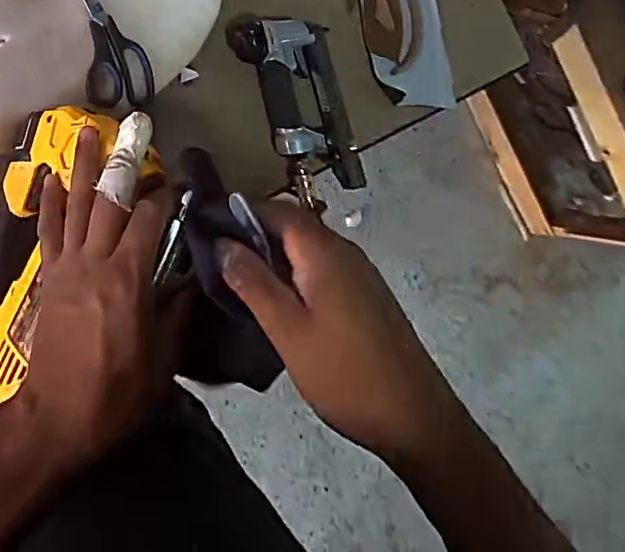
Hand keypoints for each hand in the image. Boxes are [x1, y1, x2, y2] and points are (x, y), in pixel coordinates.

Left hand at [16, 126, 177, 468]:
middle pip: (110, 199)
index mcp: (127, 277)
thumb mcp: (161, 362)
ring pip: (76, 204)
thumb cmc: (112, 394)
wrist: (50, 421)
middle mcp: (95, 260)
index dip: (166, 196)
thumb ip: (176, 315)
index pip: (150, 220)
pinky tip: (49, 177)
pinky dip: (48, 201)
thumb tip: (189, 282)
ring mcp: (67, 265)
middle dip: (124, 161)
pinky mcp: (48, 277)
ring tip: (85, 132)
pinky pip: (47, 230)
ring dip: (81, 166)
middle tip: (131, 128)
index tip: (178, 181)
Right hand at [220, 200, 469, 465]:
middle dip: (255, 233)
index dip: (242, 211)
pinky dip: (295, 272)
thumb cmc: (344, 373)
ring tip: (240, 280)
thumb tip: (224, 242)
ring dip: (275, 254)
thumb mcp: (288, 331)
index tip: (209, 226)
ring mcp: (358, 271)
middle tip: (218, 257)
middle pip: (293, 224)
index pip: (277, 208)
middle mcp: (344, 250)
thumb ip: (254, 283)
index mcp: (323, 250)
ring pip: (307, 247)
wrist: (414, 415)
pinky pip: (322, 266)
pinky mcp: (365, 293)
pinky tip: (279, 301)